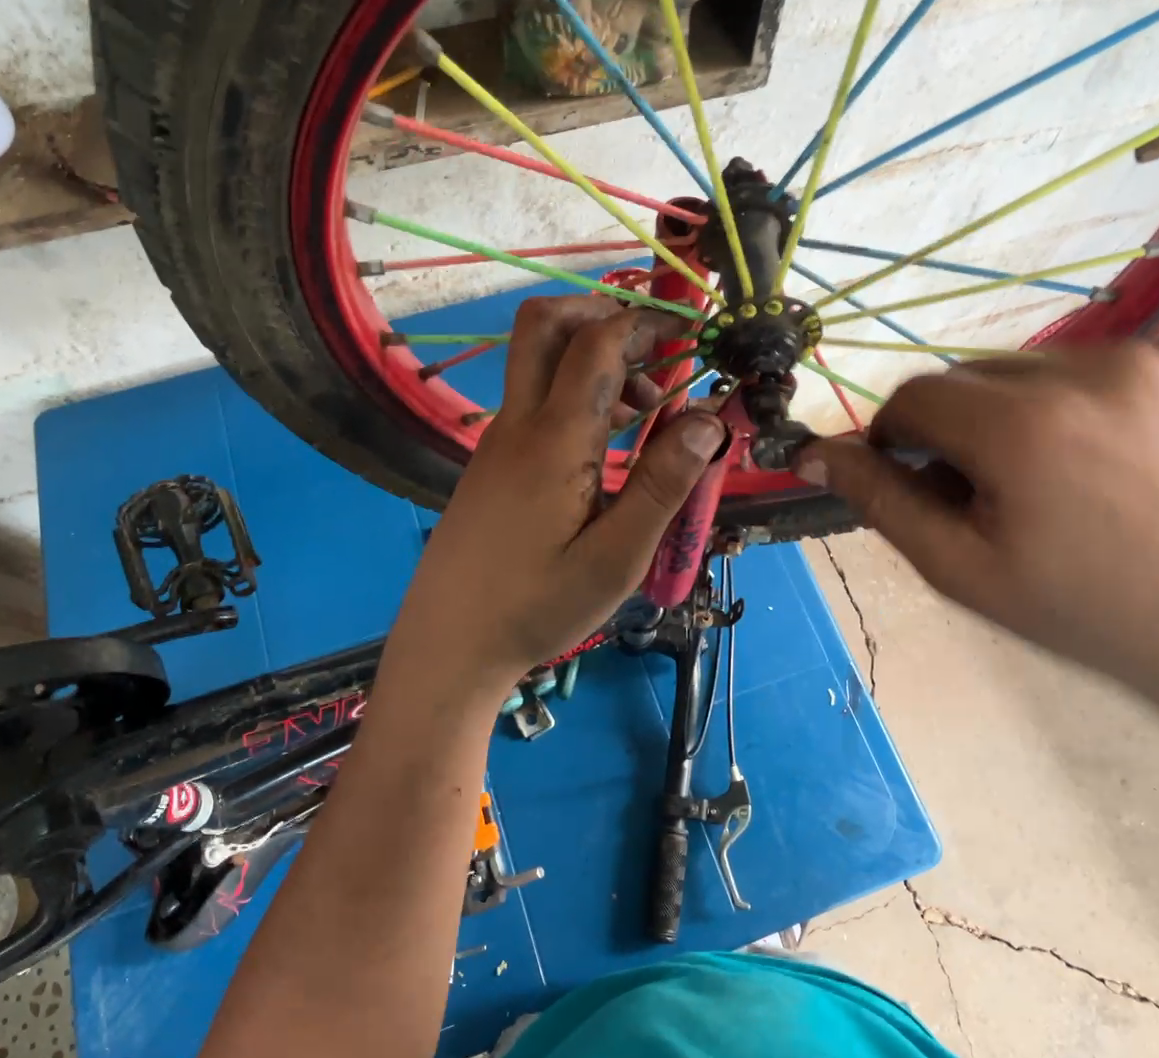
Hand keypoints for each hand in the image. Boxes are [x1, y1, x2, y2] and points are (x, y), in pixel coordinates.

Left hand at [387, 295, 727, 691]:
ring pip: (537, 362)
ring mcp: (497, 442)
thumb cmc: (537, 607)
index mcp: (554, 440)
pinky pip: (534, 402)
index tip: (695, 335)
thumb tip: (709, 418)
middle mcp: (518, 424)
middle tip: (657, 348)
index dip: (649, 324)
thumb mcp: (616, 557)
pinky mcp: (491, 465)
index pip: (599, 343)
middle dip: (604, 313)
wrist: (450, 643)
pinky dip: (574, 394)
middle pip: (545, 324)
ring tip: (648, 406)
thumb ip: (663, 484)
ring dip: (591, 357)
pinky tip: (608, 444)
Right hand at [795, 338, 1158, 724]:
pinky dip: (1105, 406)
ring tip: (1077, 485)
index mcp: (1023, 427)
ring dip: (1037, 413)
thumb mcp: (969, 574)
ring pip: (1051, 368)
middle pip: (982, 375)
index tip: (919, 477)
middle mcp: (1092, 368)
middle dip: (970, 427)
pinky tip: (1137, 465)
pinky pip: (1124, 368)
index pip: (917, 395)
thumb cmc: (1100, 618)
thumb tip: (811, 454)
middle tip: (1001, 496)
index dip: (902, 436)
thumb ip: (883, 502)